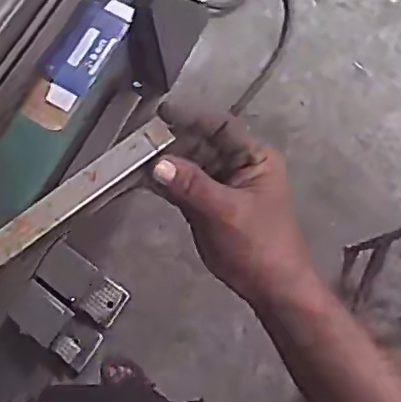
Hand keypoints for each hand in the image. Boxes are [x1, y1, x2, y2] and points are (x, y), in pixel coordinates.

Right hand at [151, 103, 319, 307]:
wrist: (270, 289)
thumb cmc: (261, 246)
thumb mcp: (228, 212)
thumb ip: (193, 186)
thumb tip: (159, 164)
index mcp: (253, 157)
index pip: (221, 127)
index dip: (192, 117)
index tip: (162, 112)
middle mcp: (234, 164)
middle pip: (198, 143)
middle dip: (169, 140)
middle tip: (137, 138)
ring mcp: (217, 184)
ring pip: (185, 163)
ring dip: (160, 161)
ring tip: (130, 156)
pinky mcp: (202, 203)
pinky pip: (178, 185)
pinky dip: (160, 182)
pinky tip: (137, 178)